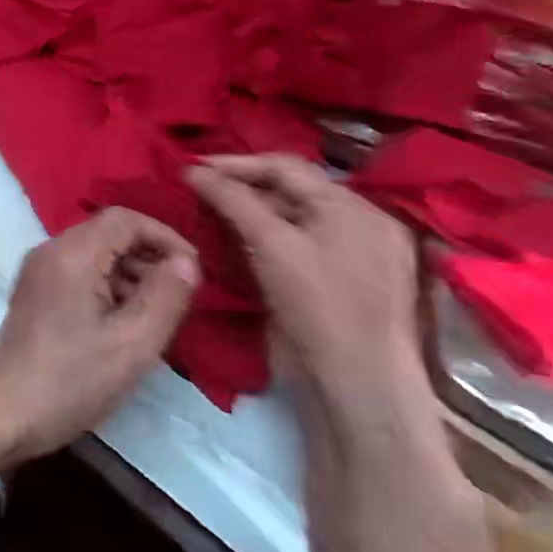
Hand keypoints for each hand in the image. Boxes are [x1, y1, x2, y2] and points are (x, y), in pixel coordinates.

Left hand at [0, 207, 199, 462]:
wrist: (10, 408)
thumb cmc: (74, 377)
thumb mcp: (133, 342)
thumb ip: (164, 297)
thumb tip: (186, 263)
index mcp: (72, 253)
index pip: (124, 219)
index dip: (164, 236)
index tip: (194, 269)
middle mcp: (50, 250)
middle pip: (107, 233)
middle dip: (148, 256)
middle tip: (180, 295)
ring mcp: (38, 269)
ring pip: (94, 253)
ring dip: (129, 273)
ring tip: (159, 313)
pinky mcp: (35, 290)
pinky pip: (78, 271)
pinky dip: (107, 285)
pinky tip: (126, 321)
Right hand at [185, 155, 420, 400]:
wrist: (357, 387)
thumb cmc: (317, 305)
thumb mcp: (270, 243)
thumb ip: (231, 199)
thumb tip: (192, 169)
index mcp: (354, 208)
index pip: (286, 167)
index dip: (235, 164)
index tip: (192, 168)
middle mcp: (360, 223)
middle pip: (290, 190)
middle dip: (241, 187)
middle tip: (197, 190)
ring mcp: (354, 254)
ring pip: (292, 217)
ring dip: (250, 212)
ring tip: (208, 211)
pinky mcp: (340, 281)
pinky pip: (298, 242)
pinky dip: (265, 235)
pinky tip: (235, 238)